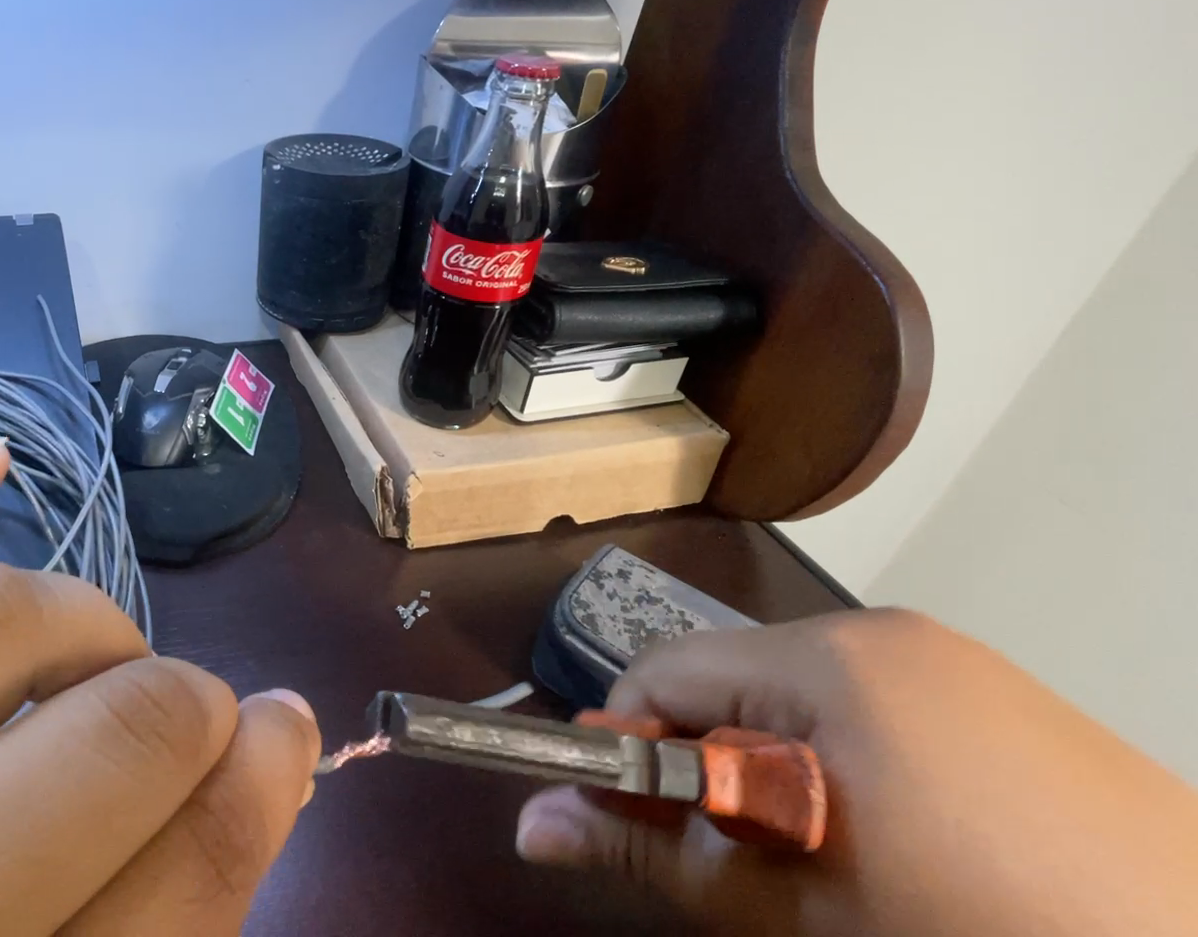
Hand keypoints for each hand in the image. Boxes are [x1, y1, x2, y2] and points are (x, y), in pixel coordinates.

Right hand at [516, 609, 1197, 935]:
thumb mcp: (793, 907)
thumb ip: (649, 851)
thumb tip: (529, 823)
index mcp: (831, 657)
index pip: (665, 671)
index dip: (630, 745)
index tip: (638, 825)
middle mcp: (886, 633)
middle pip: (730, 681)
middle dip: (709, 767)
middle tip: (737, 863)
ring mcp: (957, 662)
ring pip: (798, 699)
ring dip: (776, 772)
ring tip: (822, 865)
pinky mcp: (1009, 701)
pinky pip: (875, 711)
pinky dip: (847, 768)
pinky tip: (899, 849)